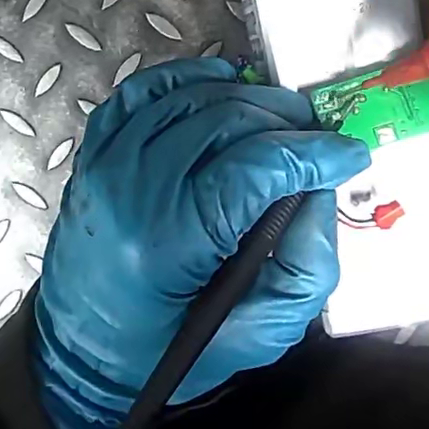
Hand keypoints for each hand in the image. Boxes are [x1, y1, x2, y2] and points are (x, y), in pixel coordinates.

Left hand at [32, 58, 369, 428]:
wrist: (80, 351)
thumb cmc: (171, 351)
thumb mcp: (261, 333)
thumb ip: (308, 262)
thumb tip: (321, 187)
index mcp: (167, 245)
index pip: (253, 169)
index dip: (310, 154)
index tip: (347, 154)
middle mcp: (130, 190)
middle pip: (227, 119)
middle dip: (287, 121)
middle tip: (317, 139)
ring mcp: (108, 162)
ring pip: (195, 95)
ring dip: (251, 97)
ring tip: (282, 120)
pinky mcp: (98, 149)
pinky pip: (149, 88)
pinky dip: (193, 77)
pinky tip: (225, 87)